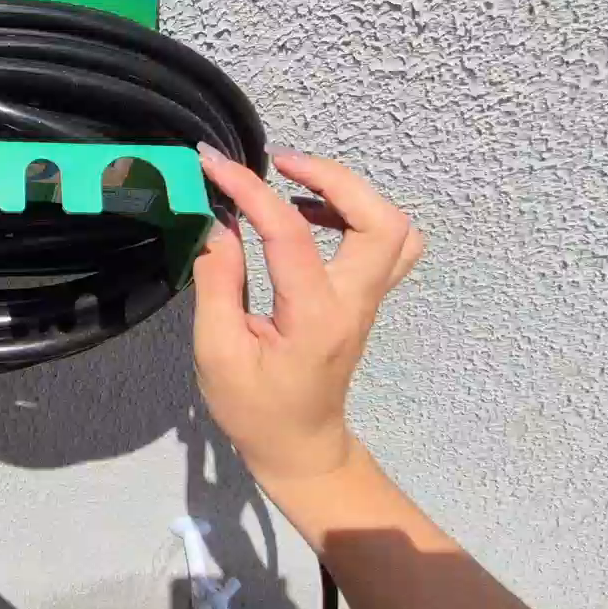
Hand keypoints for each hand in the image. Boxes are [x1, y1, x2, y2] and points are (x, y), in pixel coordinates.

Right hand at [192, 144, 422, 484]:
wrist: (300, 446)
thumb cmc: (253, 407)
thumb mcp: (217, 350)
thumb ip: (218, 283)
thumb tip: (218, 223)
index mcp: (314, 317)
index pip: (290, 233)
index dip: (249, 189)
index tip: (213, 164)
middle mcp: (353, 302)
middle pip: (381, 221)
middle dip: (332, 177)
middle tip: (278, 162)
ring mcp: (367, 300)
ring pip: (394, 228)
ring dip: (348, 192)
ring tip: (294, 181)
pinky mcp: (363, 298)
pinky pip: (384, 242)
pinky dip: (352, 212)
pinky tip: (306, 211)